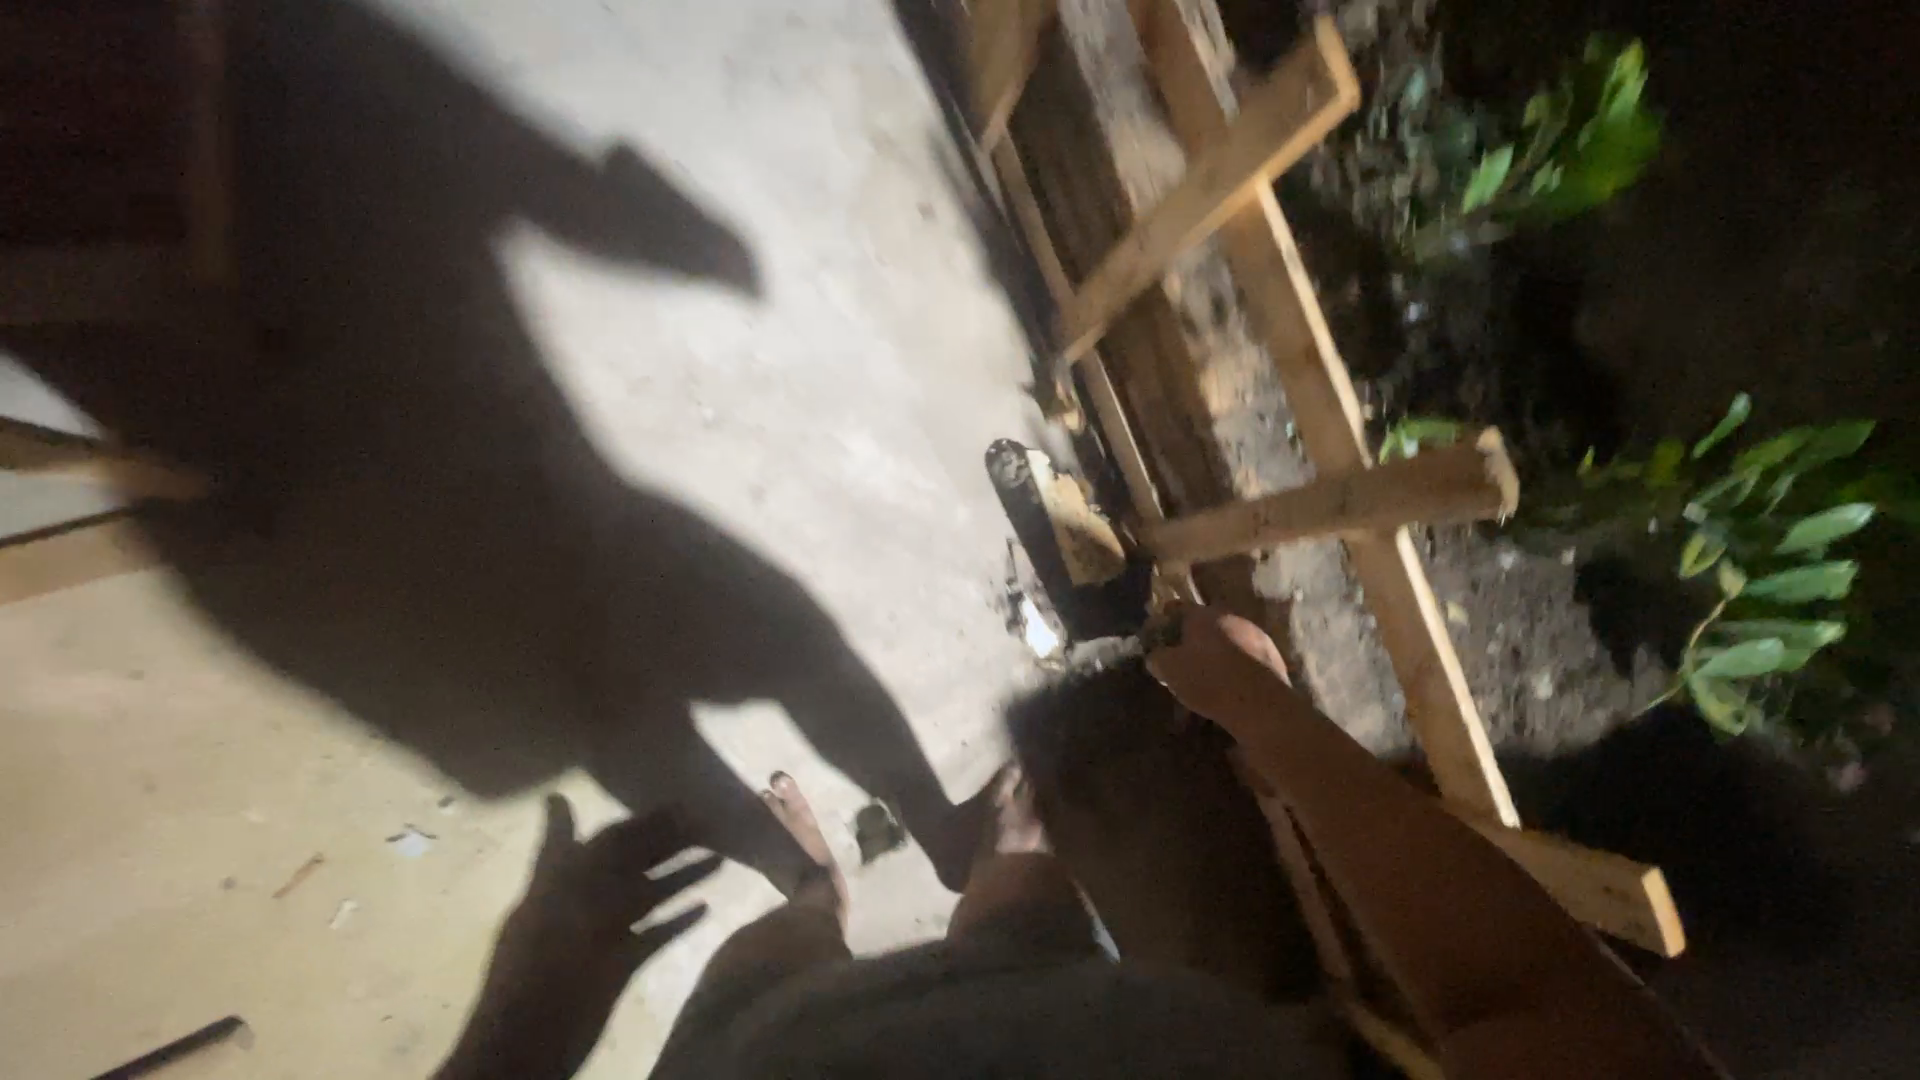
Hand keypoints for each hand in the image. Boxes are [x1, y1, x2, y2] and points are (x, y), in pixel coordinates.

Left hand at [439, 796, 720, 1079]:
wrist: (526, 1042)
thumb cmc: (535, 966)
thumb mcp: (550, 898)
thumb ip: (561, 851)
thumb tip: (554, 799)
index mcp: (567, 881)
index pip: (612, 839)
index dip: (643, 821)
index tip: (679, 804)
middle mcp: (589, 901)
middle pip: (637, 863)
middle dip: (670, 842)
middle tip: (710, 823)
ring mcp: (607, 933)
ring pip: (652, 894)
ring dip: (684, 875)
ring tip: (721, 859)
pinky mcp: (622, 963)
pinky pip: (655, 935)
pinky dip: (678, 921)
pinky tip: (704, 907)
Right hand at [1144, 604, 1292, 724]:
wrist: (1261, 705)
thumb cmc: (1208, 680)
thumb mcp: (1169, 670)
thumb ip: (1157, 657)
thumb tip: (1155, 655)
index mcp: (1203, 614)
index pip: (1177, 607)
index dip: (1164, 619)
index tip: (1158, 632)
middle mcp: (1231, 617)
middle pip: (1205, 623)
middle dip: (1192, 637)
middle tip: (1181, 655)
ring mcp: (1256, 635)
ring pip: (1228, 639)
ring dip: (1216, 651)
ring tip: (1207, 673)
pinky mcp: (1273, 657)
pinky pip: (1245, 656)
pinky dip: (1235, 665)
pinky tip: (1230, 683)